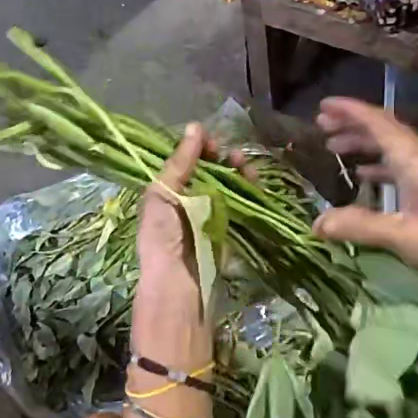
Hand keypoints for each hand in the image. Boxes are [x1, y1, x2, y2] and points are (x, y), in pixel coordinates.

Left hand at [134, 123, 249, 364]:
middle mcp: (188, 201)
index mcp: (166, 192)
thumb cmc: (162, 238)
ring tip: (246, 167)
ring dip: (239, 173)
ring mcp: (210, 217)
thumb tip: (195, 127)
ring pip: (228, 186)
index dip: (199, 149)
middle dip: (223, 159)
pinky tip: (256, 184)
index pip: (186, 162)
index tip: (212, 142)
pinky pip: (241, 206)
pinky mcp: (229, 233)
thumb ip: (179, 164)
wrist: (178, 290)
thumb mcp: (162, 195)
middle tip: (234, 155)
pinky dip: (250, 193)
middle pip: (210, 171)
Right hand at [312, 98, 417, 309]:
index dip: (349, 111)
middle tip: (322, 125)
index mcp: (416, 159)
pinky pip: (402, 167)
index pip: (378, 123)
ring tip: (335, 146)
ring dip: (364, 143)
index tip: (322, 106)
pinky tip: (367, 177)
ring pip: (393, 148)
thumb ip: (360, 226)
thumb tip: (316, 222)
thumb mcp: (405, 236)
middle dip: (352, 124)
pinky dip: (380, 166)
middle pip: (384, 131)